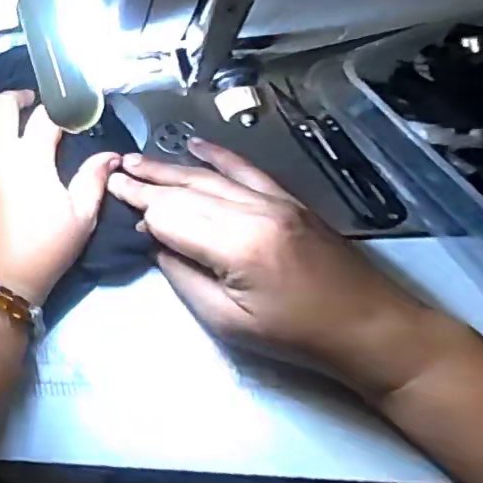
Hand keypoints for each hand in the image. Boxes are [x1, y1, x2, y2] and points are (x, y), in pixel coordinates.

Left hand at [0, 85, 118, 305]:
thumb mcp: (81, 217)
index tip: (62, 112)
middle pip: (3, 107)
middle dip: (16, 96)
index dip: (56, 110)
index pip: (46, 119)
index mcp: (32, 155)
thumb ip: (93, 180)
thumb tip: (111, 154)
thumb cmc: (44, 248)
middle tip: (24, 98)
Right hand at [109, 138, 462, 399]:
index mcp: (236, 245)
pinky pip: (246, 169)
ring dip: (171, 167)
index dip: (139, 208)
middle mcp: (252, 211)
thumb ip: (184, 277)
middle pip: (186, 190)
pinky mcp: (288, 199)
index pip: (171, 216)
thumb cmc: (297, 338)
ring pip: (209, 176)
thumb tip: (156, 243)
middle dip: (147, 182)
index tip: (111, 193)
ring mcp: (272, 200)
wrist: (371, 329)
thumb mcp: (229, 323)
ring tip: (138, 160)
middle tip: (115, 171)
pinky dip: (219, 155)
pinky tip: (196, 145)